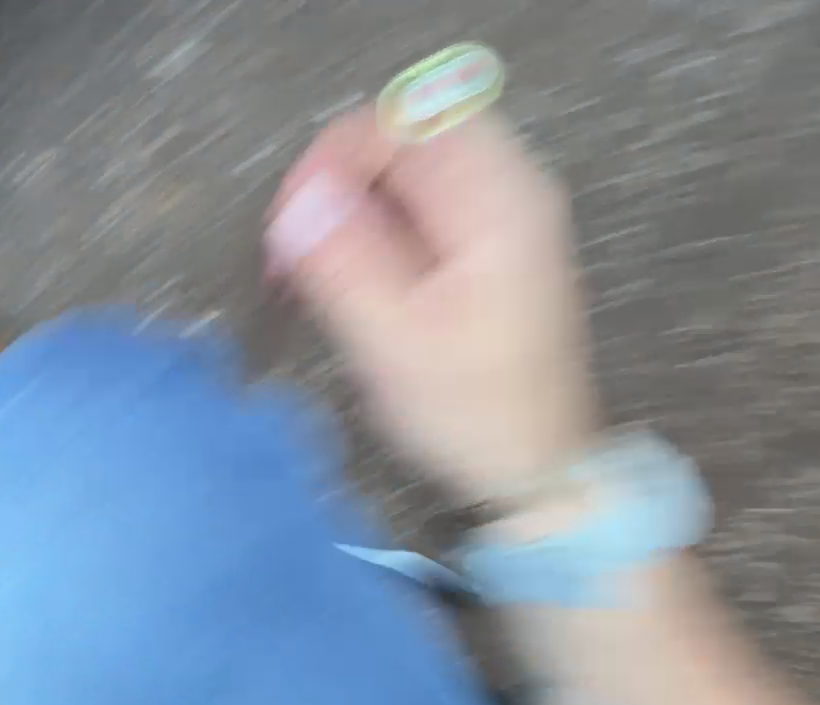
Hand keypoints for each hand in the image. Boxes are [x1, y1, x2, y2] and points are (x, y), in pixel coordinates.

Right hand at [264, 105, 600, 503]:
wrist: (528, 465)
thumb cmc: (471, 411)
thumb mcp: (396, 341)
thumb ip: (344, 265)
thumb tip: (296, 203)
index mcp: (496, 206)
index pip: (407, 124)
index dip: (335, 158)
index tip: (291, 216)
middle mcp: (503, 199)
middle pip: (406, 140)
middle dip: (335, 181)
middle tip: (292, 240)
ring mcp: (492, 227)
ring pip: (405, 176)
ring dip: (344, 207)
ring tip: (304, 264)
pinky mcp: (475, 257)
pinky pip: (411, 213)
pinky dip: (364, 231)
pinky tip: (338, 275)